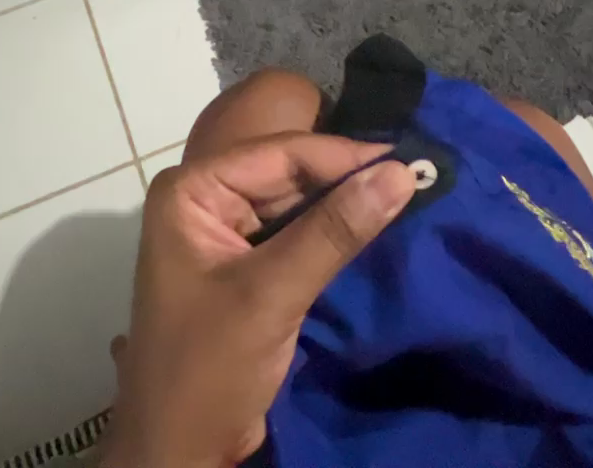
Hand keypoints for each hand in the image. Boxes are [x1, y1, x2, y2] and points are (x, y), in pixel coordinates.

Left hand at [99, 133, 417, 467]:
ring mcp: (223, 229)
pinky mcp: (244, 261)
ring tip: (405, 192)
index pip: (278, 154)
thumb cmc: (209, 365)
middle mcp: (205, 197)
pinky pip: (293, 230)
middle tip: (413, 174)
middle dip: (347, 176)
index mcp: (193, 190)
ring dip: (343, 201)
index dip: (343, 154)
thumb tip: (400, 173)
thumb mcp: (272, 293)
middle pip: (287, 172)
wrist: (178, 448)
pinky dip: (330, 230)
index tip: (406, 158)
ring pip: (295, 200)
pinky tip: (372, 222)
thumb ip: (334, 231)